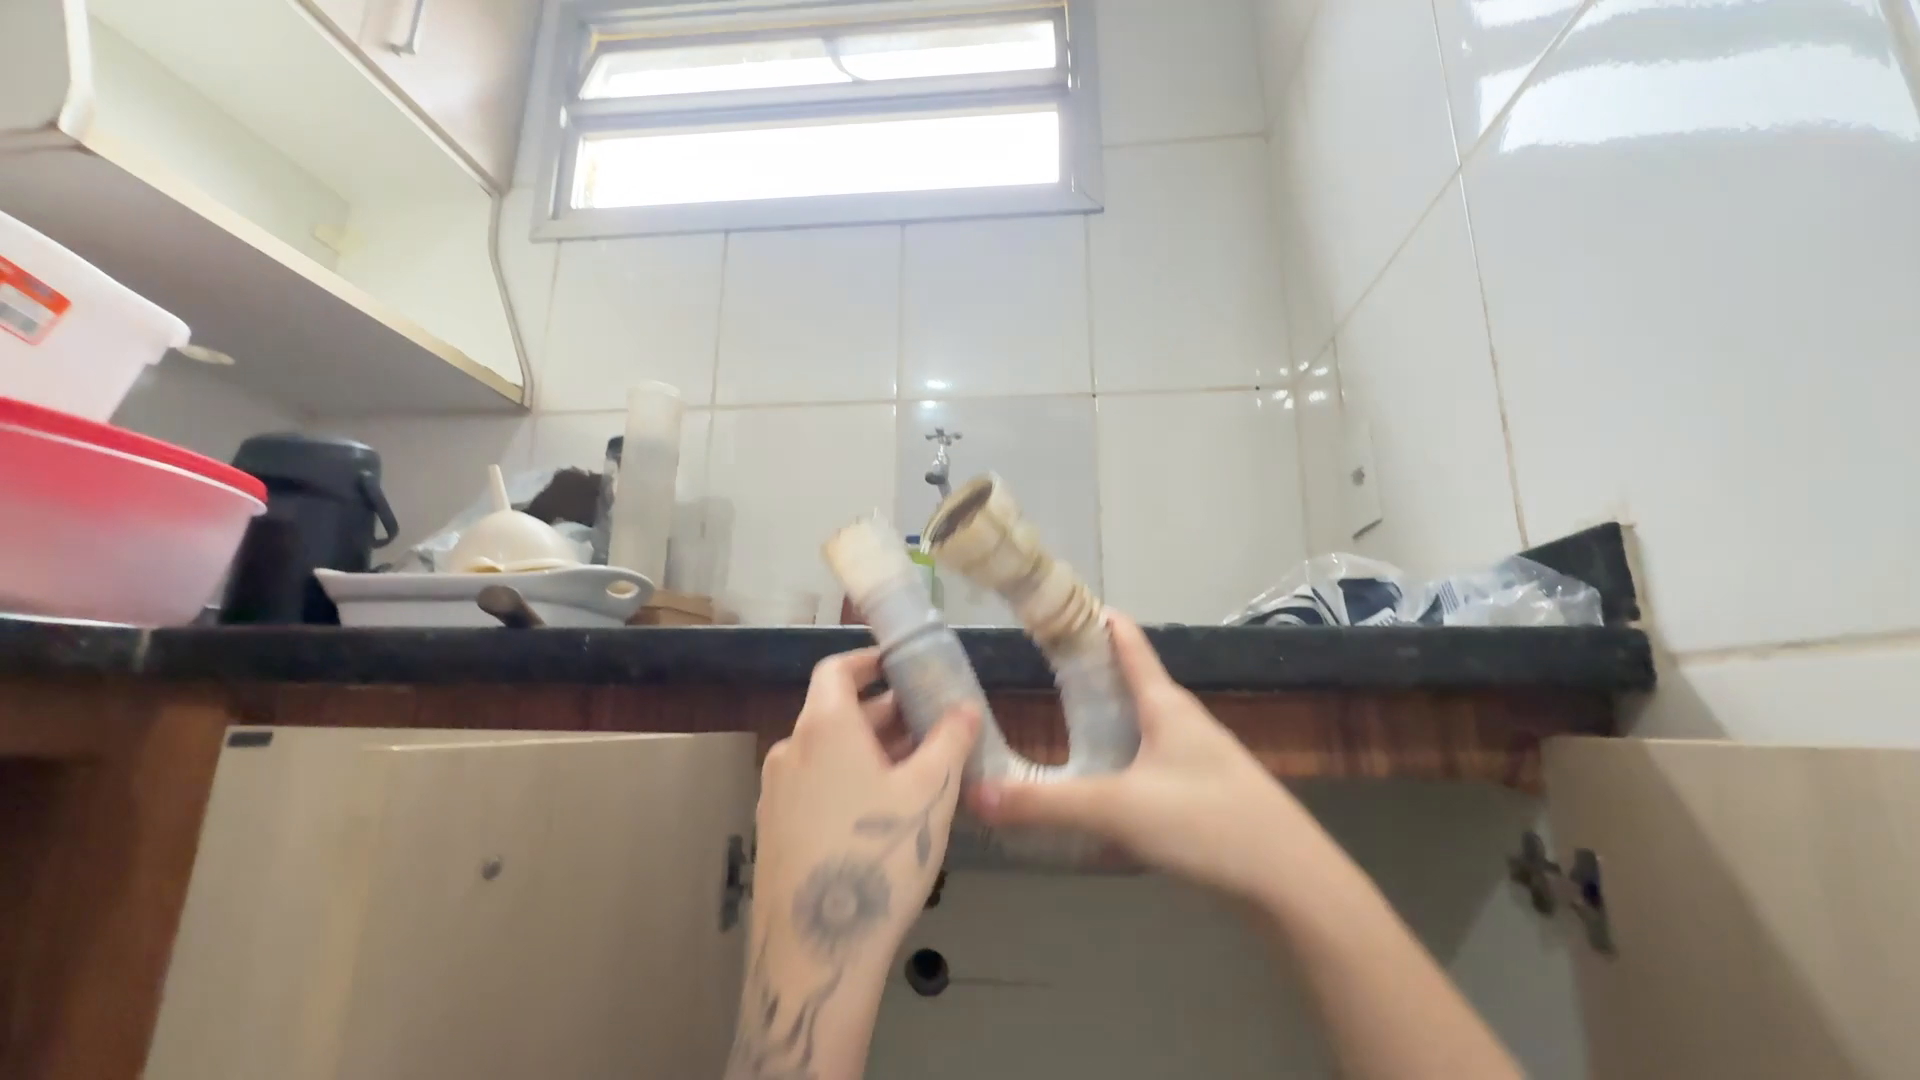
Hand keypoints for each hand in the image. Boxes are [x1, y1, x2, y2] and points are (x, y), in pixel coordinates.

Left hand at [754, 649, 979, 972]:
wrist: (815, 950)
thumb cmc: (877, 856)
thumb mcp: (929, 793)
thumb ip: (950, 741)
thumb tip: (964, 708)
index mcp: (823, 727)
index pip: (836, 669)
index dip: (869, 661)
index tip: (899, 665)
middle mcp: (790, 750)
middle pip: (835, 712)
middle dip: (882, 713)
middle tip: (927, 725)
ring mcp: (775, 792)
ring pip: (826, 751)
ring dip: (867, 748)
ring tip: (914, 769)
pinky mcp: (774, 829)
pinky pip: (813, 784)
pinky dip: (845, 778)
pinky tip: (881, 810)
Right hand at [968, 614, 1317, 903]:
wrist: (1290, 880)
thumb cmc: (1206, 821)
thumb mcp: (1117, 809)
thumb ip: (1045, 804)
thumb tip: (976, 795)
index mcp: (1164, 704)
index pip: (1127, 642)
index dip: (1093, 619)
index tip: (1056, 603)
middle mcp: (1183, 720)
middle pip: (1131, 680)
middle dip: (1087, 669)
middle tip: (1038, 665)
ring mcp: (1199, 756)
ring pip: (1142, 722)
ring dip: (1105, 715)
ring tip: (1059, 720)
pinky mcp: (1206, 791)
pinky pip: (1152, 759)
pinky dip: (1121, 755)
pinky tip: (1101, 782)